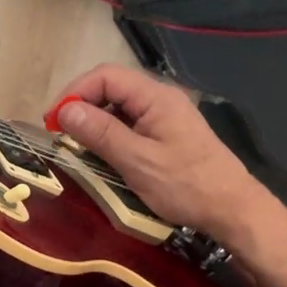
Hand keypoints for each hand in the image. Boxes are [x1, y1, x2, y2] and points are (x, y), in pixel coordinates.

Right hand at [52, 64, 269, 239]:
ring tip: (76, 147)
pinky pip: (130, 125)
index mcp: (156, 97)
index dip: (74, 93)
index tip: (53, 122)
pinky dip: (109, 136)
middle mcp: (160, 99)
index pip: (105, 76)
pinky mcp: (166, 135)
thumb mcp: (137, 161)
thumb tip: (64, 110)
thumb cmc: (186, 186)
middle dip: (81, 106)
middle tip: (59, 135)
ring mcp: (165, 117)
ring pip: (118, 107)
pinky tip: (101, 156)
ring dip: (94, 123)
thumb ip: (101, 133)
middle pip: (111, 88)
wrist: (233, 210)